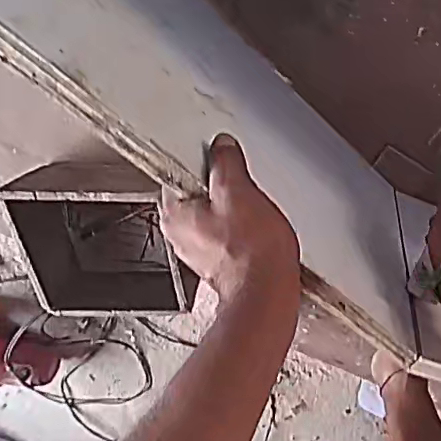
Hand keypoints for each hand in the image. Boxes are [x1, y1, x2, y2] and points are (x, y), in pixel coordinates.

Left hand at [161, 134, 300, 302]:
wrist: (268, 291)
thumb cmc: (251, 252)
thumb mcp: (239, 190)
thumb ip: (226, 162)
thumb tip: (223, 149)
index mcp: (173, 214)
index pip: (179, 173)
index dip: (205, 163)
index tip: (223, 160)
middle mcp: (180, 235)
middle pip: (199, 195)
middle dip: (223, 189)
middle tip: (245, 192)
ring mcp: (199, 251)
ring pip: (215, 216)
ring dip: (235, 212)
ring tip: (253, 216)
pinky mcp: (219, 263)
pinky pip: (228, 236)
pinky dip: (242, 233)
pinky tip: (256, 234)